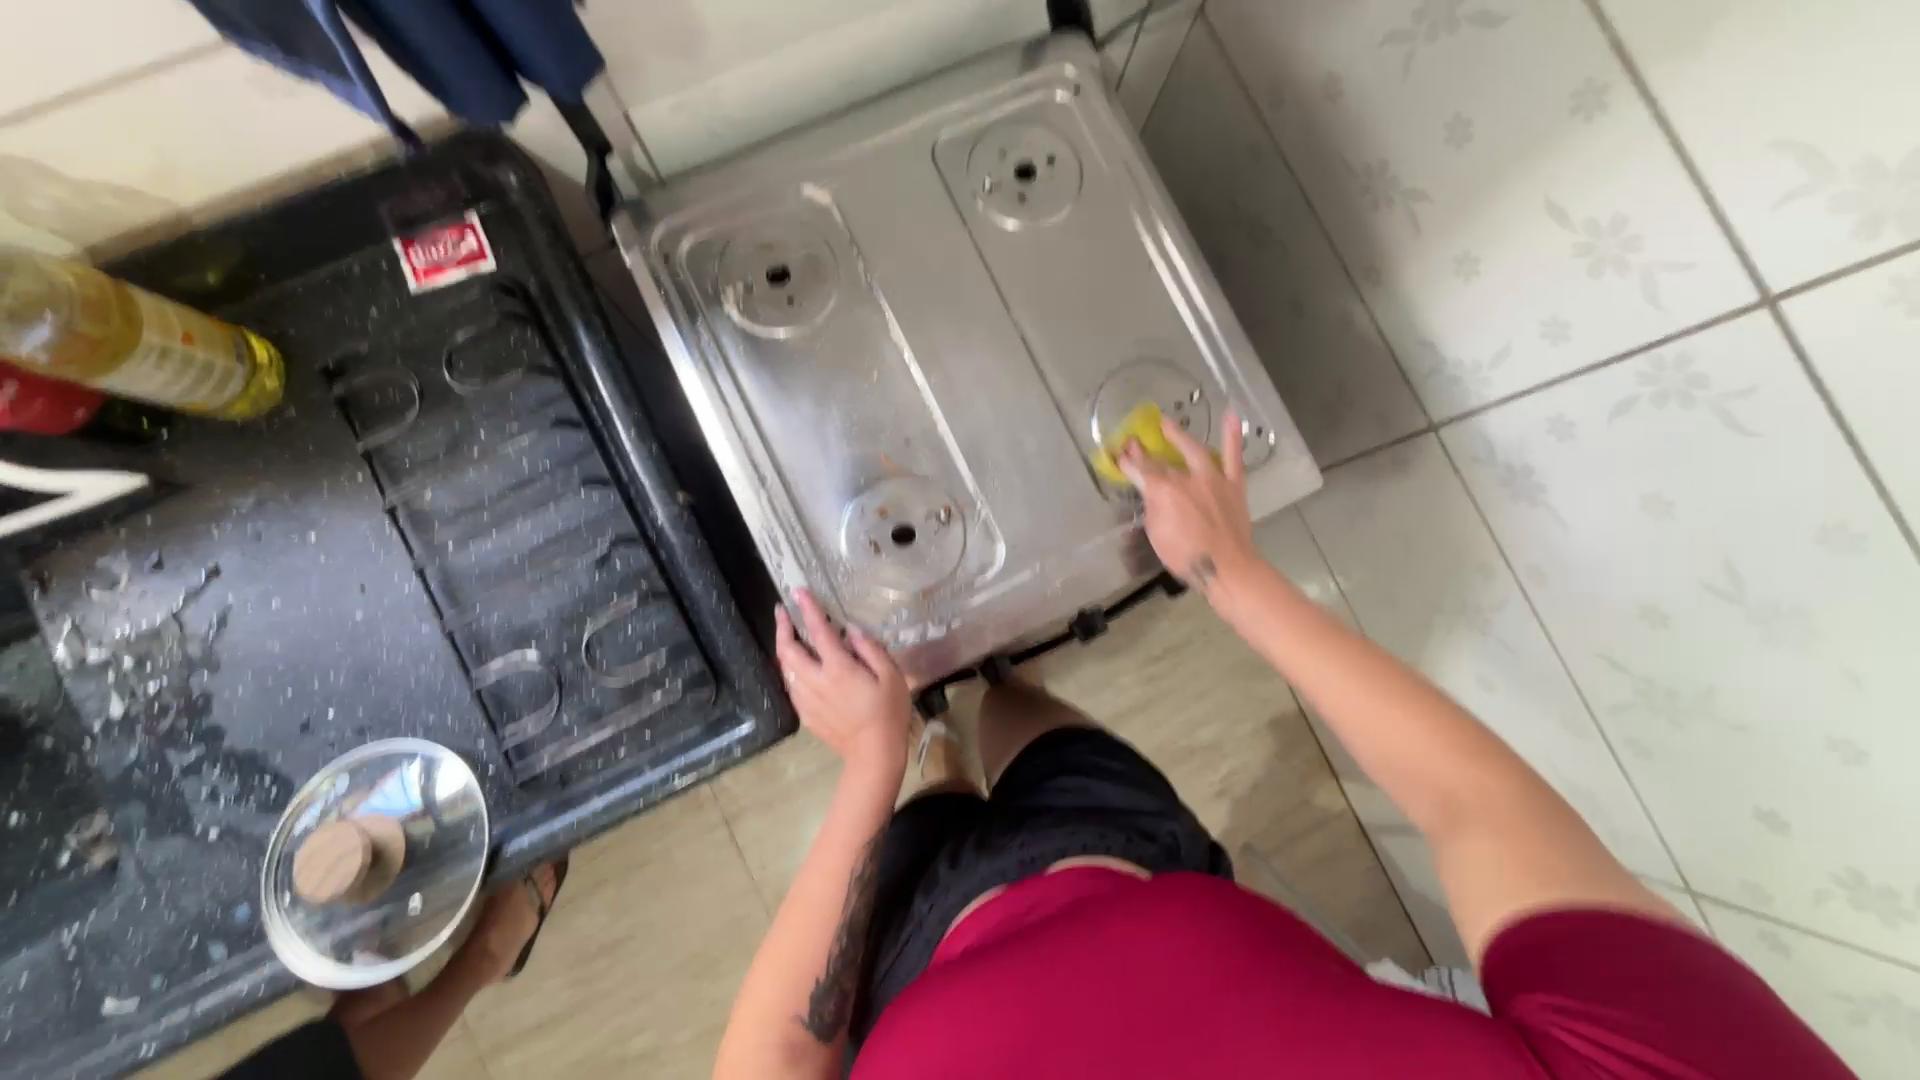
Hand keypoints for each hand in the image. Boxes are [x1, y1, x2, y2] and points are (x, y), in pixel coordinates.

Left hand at [774, 588, 911, 772]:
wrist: (874, 754)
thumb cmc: (889, 713)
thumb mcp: (891, 676)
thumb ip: (870, 649)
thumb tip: (851, 631)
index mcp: (838, 668)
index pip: (818, 631)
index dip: (808, 609)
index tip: (798, 592)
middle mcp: (816, 681)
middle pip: (788, 650)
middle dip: (782, 628)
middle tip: (781, 612)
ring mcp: (807, 700)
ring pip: (785, 669)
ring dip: (783, 649)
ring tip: (786, 636)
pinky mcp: (806, 715)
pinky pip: (791, 687)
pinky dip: (789, 671)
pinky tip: (795, 668)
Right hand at [1118, 409, 1257, 595]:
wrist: (1226, 567)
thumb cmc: (1185, 556)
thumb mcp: (1156, 533)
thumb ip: (1153, 507)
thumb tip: (1153, 493)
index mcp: (1164, 491)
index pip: (1141, 472)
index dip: (1129, 463)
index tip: (1120, 456)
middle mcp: (1187, 478)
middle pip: (1162, 461)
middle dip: (1145, 451)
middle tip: (1134, 442)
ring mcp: (1212, 479)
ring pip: (1194, 451)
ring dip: (1179, 436)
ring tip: (1168, 422)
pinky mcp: (1233, 484)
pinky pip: (1233, 457)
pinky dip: (1233, 437)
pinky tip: (1232, 417)